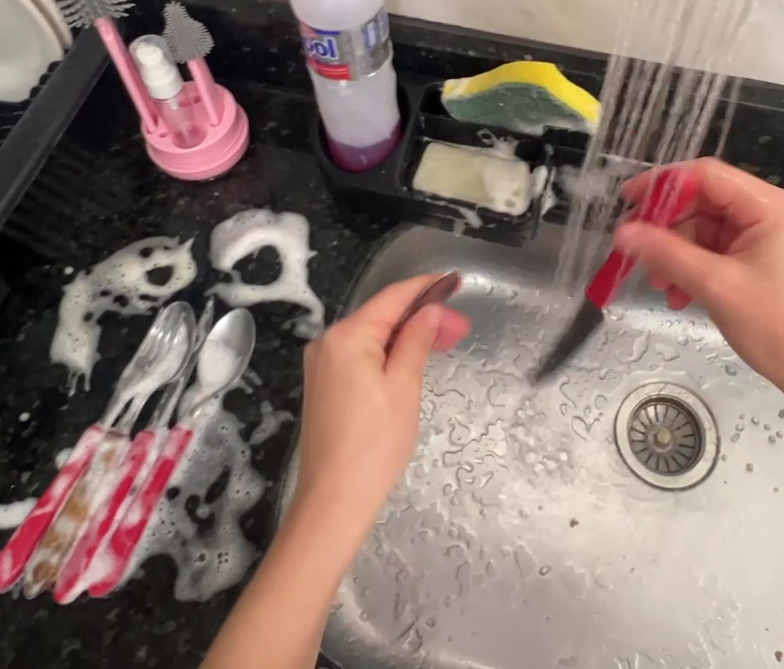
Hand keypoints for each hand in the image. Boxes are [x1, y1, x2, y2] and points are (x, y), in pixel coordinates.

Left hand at [289, 274, 470, 527]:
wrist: (333, 502)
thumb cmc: (375, 444)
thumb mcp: (404, 387)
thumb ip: (417, 340)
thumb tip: (431, 308)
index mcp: (347, 336)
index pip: (393, 298)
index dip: (426, 288)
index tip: (456, 281)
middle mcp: (328, 342)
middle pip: (382, 315)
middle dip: (422, 316)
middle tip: (460, 328)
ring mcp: (323, 364)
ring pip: (373, 336)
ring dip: (408, 335)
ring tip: (445, 343)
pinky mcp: (325, 385)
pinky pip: (362, 355)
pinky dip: (390, 352)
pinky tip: (413, 359)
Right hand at [613, 157, 783, 401]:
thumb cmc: (777, 326)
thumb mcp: (715, 286)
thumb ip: (665, 252)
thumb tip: (621, 232)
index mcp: (771, 206)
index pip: (707, 175)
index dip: (663, 184)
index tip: (628, 202)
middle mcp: (774, 214)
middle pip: (705, 203)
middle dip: (669, 229)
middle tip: (636, 253)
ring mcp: (772, 239)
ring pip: (708, 231)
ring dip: (678, 255)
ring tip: (660, 285)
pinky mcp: (768, 262)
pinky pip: (721, 252)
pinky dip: (696, 269)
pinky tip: (681, 296)